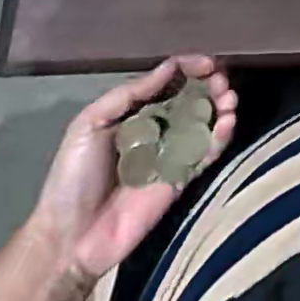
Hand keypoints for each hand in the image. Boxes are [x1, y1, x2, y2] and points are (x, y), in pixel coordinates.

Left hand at [30, 56, 238, 285]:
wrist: (70, 238)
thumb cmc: (74, 175)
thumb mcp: (91, 123)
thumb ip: (130, 94)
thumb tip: (169, 67)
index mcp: (134, 110)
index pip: (167, 80)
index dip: (188, 68)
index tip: (207, 62)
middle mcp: (156, 127)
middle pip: (190, 98)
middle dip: (209, 84)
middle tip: (221, 79)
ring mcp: (170, 153)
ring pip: (203, 123)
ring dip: (220, 106)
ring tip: (229, 98)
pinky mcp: (180, 179)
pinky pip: (205, 154)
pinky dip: (219, 137)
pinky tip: (226, 123)